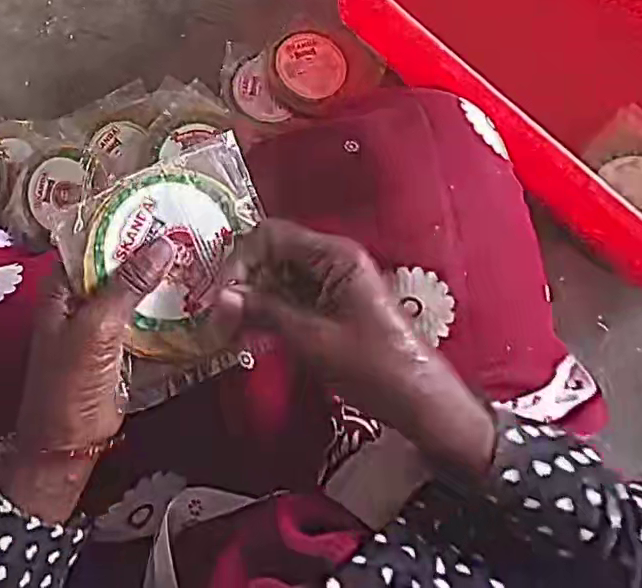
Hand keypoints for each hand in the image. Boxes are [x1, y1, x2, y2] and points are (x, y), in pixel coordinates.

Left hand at [0, 235, 176, 519]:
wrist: (67, 450)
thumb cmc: (69, 386)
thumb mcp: (96, 329)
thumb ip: (127, 286)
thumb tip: (164, 243)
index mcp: (64, 283)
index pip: (93, 237)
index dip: (124, 219)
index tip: (159, 203)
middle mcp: (82, 293)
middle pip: (119, 259)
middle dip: (151, 244)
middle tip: (189, 223)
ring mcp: (104, 317)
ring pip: (136, 285)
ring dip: (162, 273)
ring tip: (200, 249)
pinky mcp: (123, 339)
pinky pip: (146, 311)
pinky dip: (167, 301)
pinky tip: (196, 290)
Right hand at [222, 219, 495, 476]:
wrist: (424, 406)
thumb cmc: (375, 369)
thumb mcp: (314, 340)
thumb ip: (266, 312)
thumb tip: (220, 297)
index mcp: (333, 255)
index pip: (271, 235)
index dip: (240, 260)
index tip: (220, 297)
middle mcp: (331, 259)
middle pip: (271, 254)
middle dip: (241, 282)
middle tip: (218, 320)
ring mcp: (332, 281)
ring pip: (276, 276)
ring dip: (250, 300)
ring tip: (228, 332)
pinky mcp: (331, 303)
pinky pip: (289, 297)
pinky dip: (267, 312)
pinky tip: (250, 337)